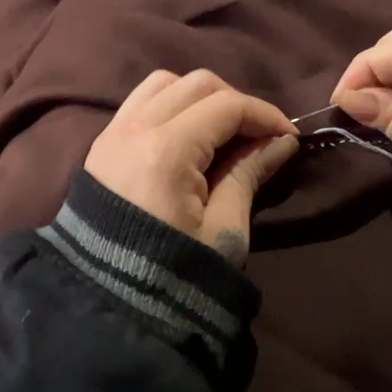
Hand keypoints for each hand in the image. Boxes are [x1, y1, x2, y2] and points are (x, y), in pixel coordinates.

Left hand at [86, 69, 299, 263]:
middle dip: (235, 101)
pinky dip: (170, 105)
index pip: (226, 106)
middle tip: (259, 135)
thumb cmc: (172, 276)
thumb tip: (280, 141)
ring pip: (164, 83)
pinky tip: (189, 135)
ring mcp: (112, 132)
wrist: (105, 307)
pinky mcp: (101, 144)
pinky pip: (140, 101)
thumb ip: (248, 174)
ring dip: (199, 97)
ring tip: (222, 131)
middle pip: (196, 84)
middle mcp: (135, 128)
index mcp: (166, 150)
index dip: (265, 115)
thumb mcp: (223, 232)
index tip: (289, 137)